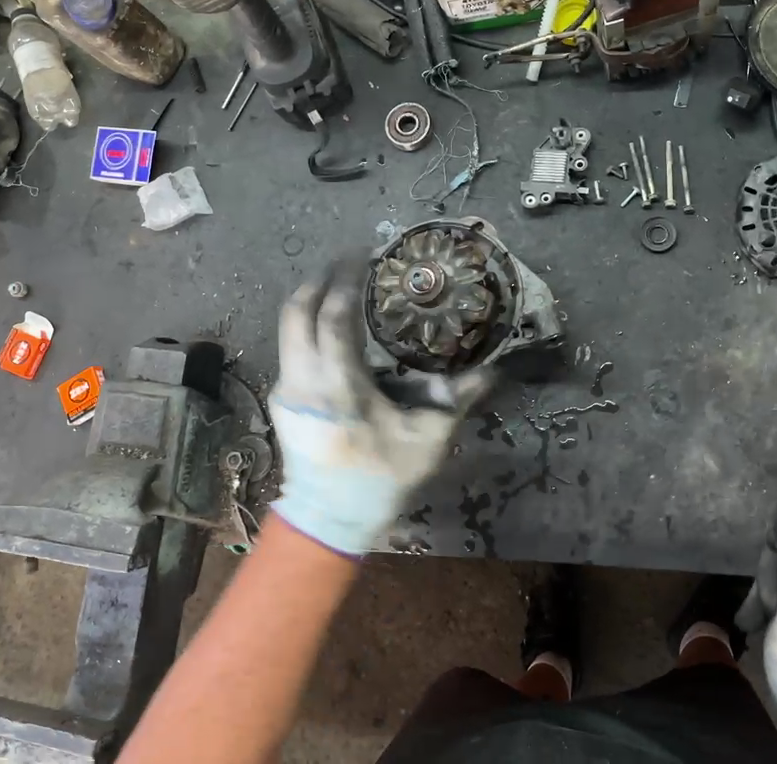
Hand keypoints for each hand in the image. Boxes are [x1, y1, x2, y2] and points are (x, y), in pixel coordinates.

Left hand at [268, 262, 495, 555]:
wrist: (326, 520)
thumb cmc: (378, 481)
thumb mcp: (425, 442)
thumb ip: (456, 401)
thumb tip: (493, 370)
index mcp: (337, 389)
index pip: (331, 319)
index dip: (345, 282)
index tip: (364, 256)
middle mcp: (302, 381)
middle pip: (296, 311)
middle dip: (319, 278)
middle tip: (348, 259)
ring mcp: (286, 389)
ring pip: (287, 327)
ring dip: (310, 297)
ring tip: (340, 280)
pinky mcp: (283, 397)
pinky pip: (290, 345)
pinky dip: (307, 322)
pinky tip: (332, 321)